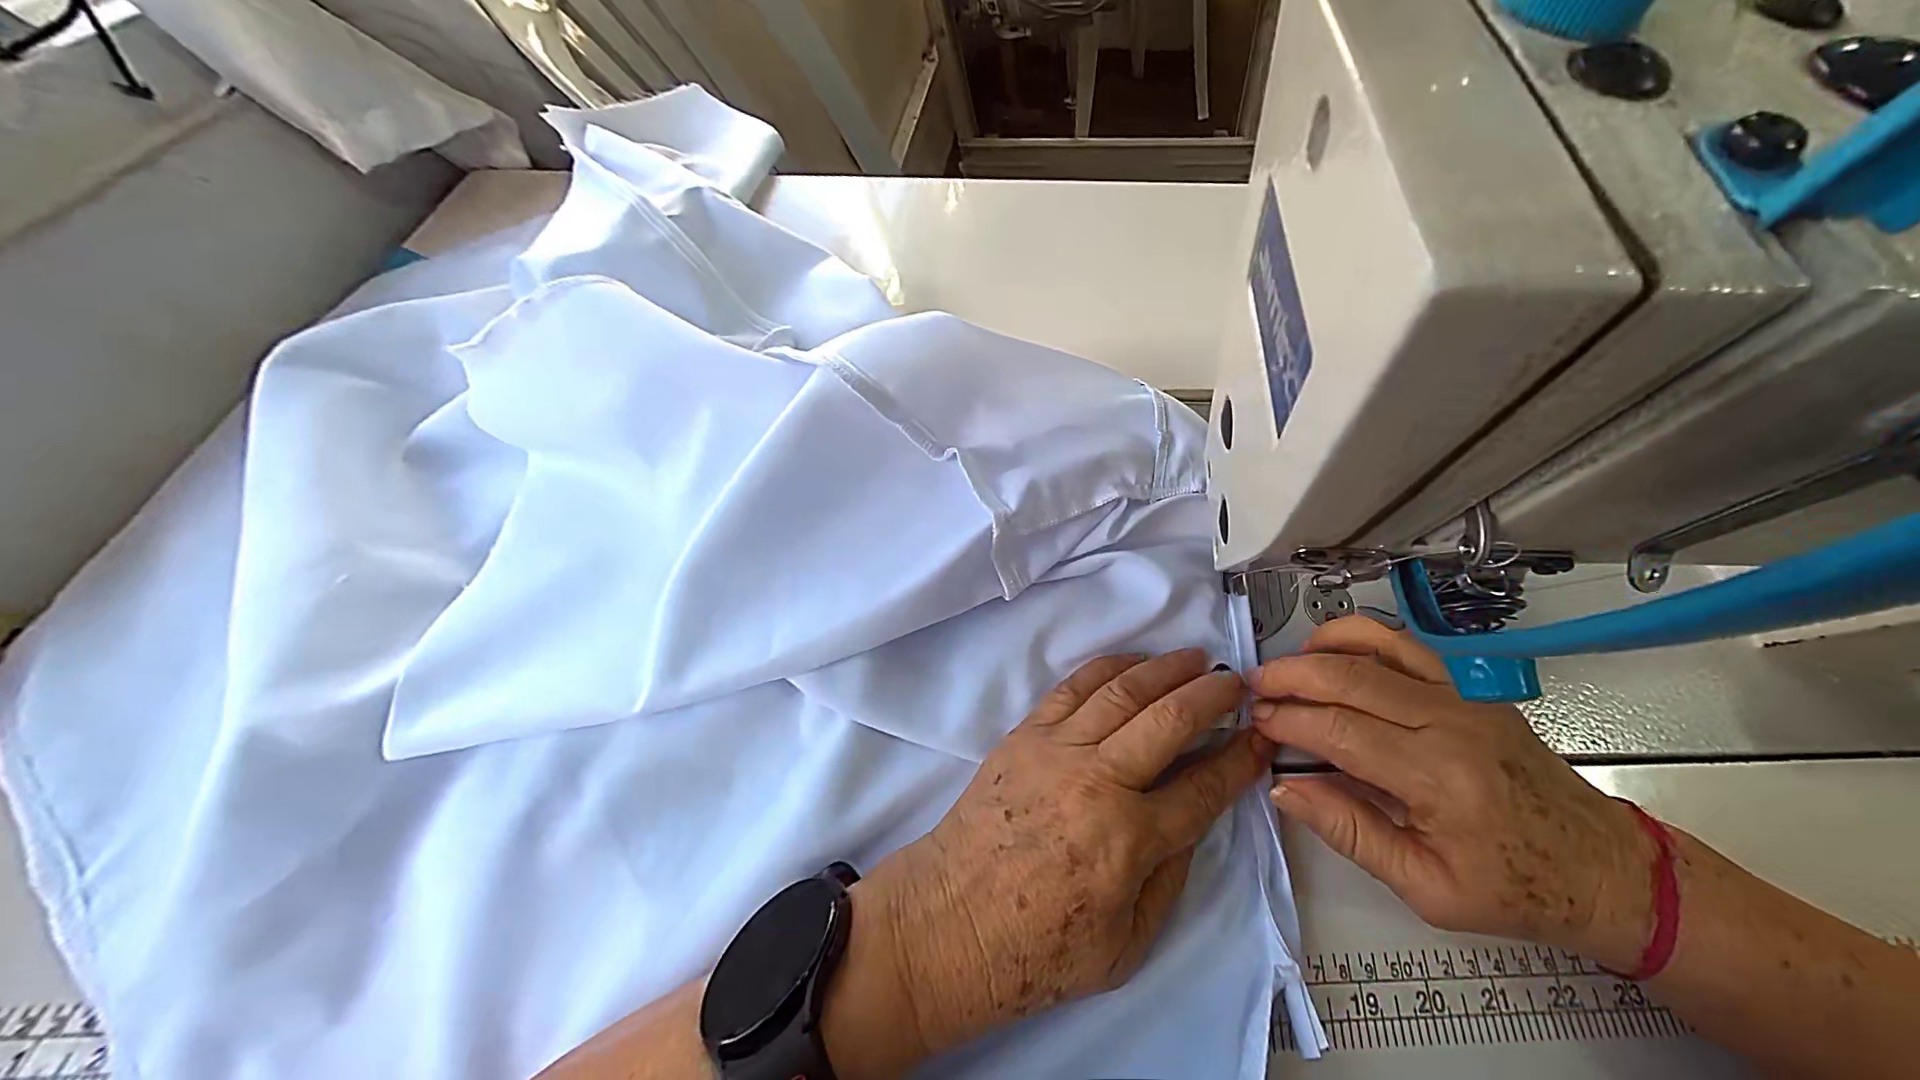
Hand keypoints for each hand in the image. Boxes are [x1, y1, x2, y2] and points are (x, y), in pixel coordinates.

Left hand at [826, 649, 1276, 1075]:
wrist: (951, 921)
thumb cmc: (1038, 948)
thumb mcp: (1127, 943)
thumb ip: (1168, 877)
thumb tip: (1190, 817)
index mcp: (1129, 840)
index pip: (1203, 787)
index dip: (1239, 760)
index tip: (1260, 738)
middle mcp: (1097, 782)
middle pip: (1168, 721)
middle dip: (1212, 697)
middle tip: (1238, 683)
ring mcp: (1056, 752)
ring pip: (1121, 694)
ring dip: (1164, 670)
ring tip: (1195, 659)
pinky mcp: (1023, 737)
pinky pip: (1071, 689)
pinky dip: (1106, 668)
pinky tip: (1131, 662)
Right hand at [1249, 618, 1653, 970]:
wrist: (1606, 870)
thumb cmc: (1514, 888)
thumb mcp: (1425, 886)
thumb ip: (1348, 831)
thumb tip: (1283, 788)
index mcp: (1439, 778)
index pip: (1340, 729)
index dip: (1288, 720)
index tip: (1256, 723)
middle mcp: (1451, 723)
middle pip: (1349, 676)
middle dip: (1289, 676)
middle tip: (1253, 688)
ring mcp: (1465, 697)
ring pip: (1376, 646)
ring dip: (1319, 648)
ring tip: (1285, 668)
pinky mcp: (1471, 688)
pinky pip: (1405, 645)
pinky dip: (1360, 638)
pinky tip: (1332, 654)